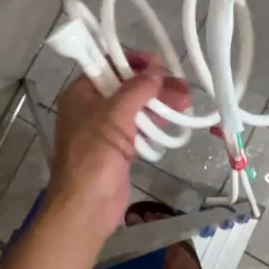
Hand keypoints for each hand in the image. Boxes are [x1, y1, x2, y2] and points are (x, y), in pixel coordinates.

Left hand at [46, 52, 190, 241]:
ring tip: (187, 99)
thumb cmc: (93, 157)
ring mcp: (106, 129)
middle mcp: (92, 107)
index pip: (107, 65)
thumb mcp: (114, 117)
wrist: (86, 207)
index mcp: (81, 93)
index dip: (133, 61)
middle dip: (153, 84)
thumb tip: (155, 70)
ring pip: (136, 107)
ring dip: (159, 103)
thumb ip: (136, 91)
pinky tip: (177, 119)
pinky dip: (156, 122)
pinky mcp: (120, 148)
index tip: (160, 62)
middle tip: (182, 85)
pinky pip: (140, 128)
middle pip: (126, 86)